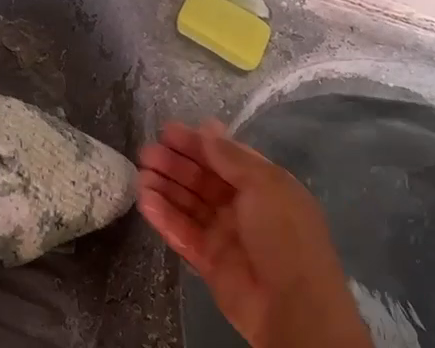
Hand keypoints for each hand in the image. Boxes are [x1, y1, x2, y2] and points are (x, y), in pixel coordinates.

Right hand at [138, 120, 369, 347]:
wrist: (293, 305)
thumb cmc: (284, 233)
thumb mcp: (264, 184)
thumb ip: (231, 157)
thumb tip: (207, 129)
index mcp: (263, 185)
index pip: (225, 157)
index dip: (197, 143)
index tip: (168, 130)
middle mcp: (244, 207)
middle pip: (203, 179)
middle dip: (176, 164)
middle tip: (148, 151)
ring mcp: (225, 235)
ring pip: (189, 204)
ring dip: (166, 187)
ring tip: (141, 173)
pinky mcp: (209, 261)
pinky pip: (184, 233)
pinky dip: (165, 217)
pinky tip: (145, 201)